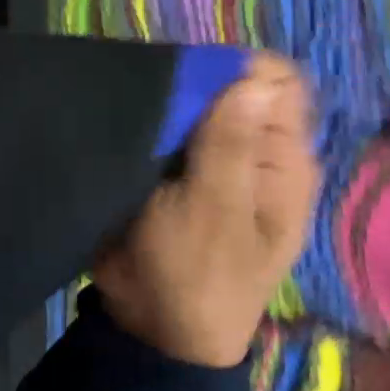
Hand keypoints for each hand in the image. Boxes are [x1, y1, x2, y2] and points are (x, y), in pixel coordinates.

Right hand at [92, 53, 319, 367]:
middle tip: (145, 97)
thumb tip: (253, 77)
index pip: (275, 85)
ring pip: (185, 107)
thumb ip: (230, 143)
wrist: (150, 321)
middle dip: (187, 81)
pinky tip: (109, 120)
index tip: (186, 78)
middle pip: (226, 89)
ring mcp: (203, 163)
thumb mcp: (214, 207)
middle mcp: (248, 154)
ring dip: (156, 101)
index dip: (234, 69)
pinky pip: (152, 130)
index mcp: (280, 161)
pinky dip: (135, 119)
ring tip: (119, 106)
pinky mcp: (160, 172)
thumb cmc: (197, 269)